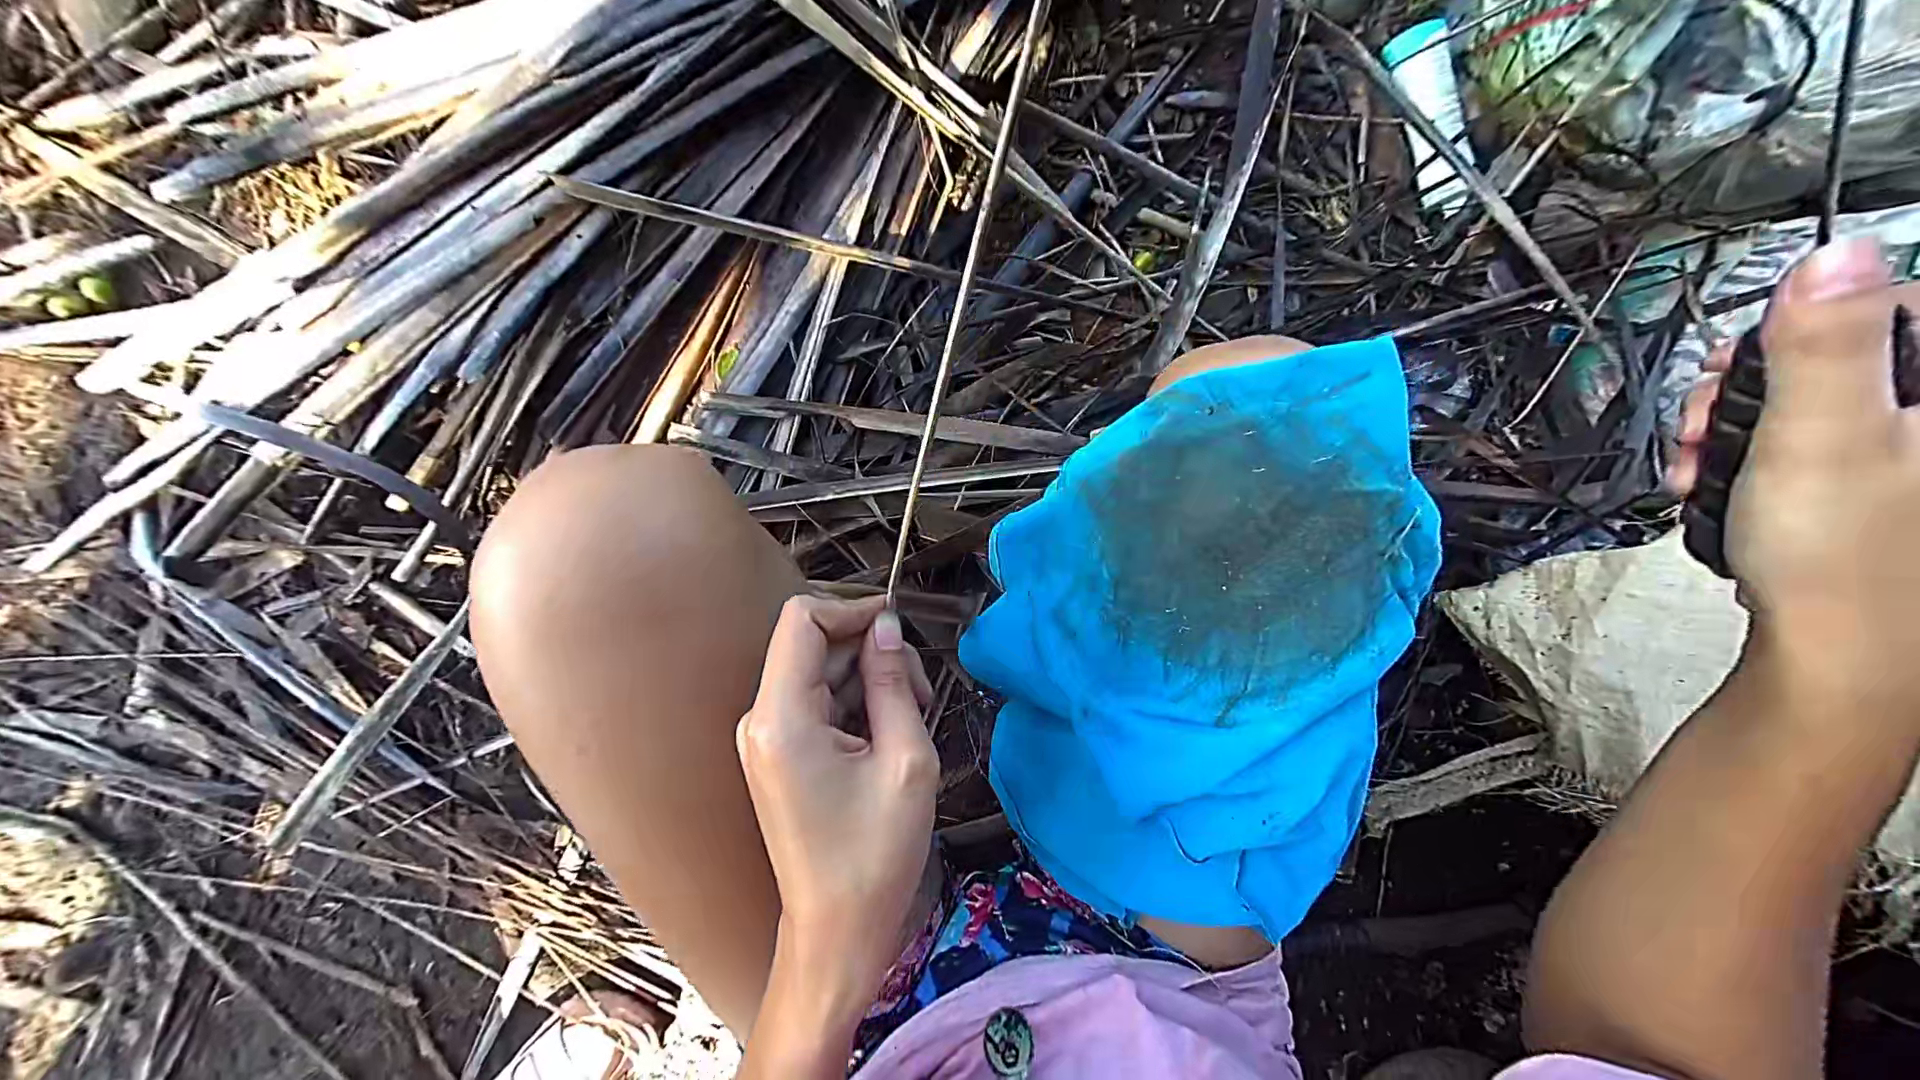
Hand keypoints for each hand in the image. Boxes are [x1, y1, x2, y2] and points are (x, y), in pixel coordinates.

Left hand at [737, 595, 937, 1007]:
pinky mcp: (779, 751)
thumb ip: (893, 681)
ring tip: (909, 716)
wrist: (838, 930)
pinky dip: (856, 702)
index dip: (852, 609)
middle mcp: (762, 720)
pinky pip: (818, 700)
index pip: (802, 619)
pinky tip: (888, 732)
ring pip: (821, 670)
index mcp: (782, 719)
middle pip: (815, 643)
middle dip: (870, 651)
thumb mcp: (905, 759)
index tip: (896, 627)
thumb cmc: (874, 855)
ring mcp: (766, 736)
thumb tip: (888, 627)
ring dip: (869, 678)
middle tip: (918, 691)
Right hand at [1671, 239, 1919, 705]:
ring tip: (1705, 470)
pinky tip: (1734, 486)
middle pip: (1851, 358)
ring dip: (1742, 429)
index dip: (1807, 329)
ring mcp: (1915, 465)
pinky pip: (1820, 446)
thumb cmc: (1836, 554)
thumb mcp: (1816, 438)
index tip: (1744, 375)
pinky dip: (1762, 459)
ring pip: (1824, 404)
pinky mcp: (1888, 493)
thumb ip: (1825, 344)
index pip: (1901, 305)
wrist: (1838, 652)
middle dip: (1752, 391)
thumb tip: (1838, 253)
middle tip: (1705, 432)